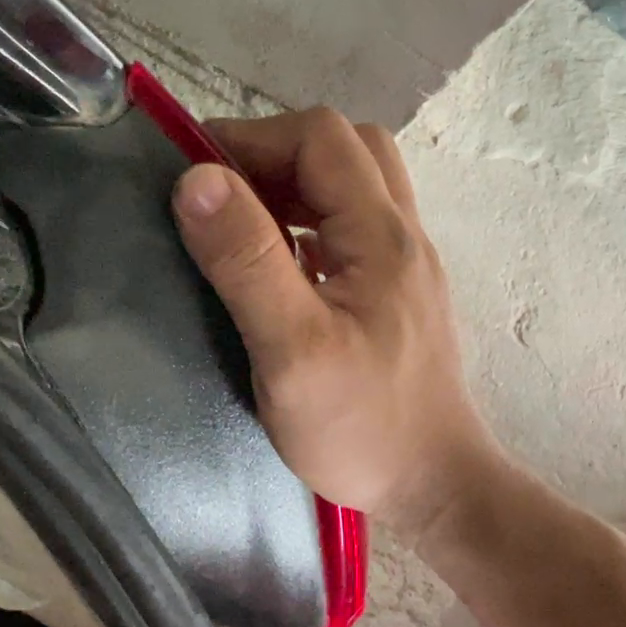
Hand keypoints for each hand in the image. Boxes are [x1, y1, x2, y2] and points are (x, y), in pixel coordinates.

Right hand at [172, 108, 498, 540]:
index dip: (252, 139)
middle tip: (219, 199)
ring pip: (352, 189)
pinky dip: (308, 228)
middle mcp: (402, 236)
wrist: (434, 488)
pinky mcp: (396, 299)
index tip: (192, 173)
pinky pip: (351, 233)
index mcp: (381, 235)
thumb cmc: (361, 428)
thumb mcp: (292, 350)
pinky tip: (276, 270)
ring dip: (293, 190)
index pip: (320, 139)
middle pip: (342, 151)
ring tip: (240, 228)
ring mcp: (404, 268)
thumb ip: (247, 263)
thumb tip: (196, 180)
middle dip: (273, 158)